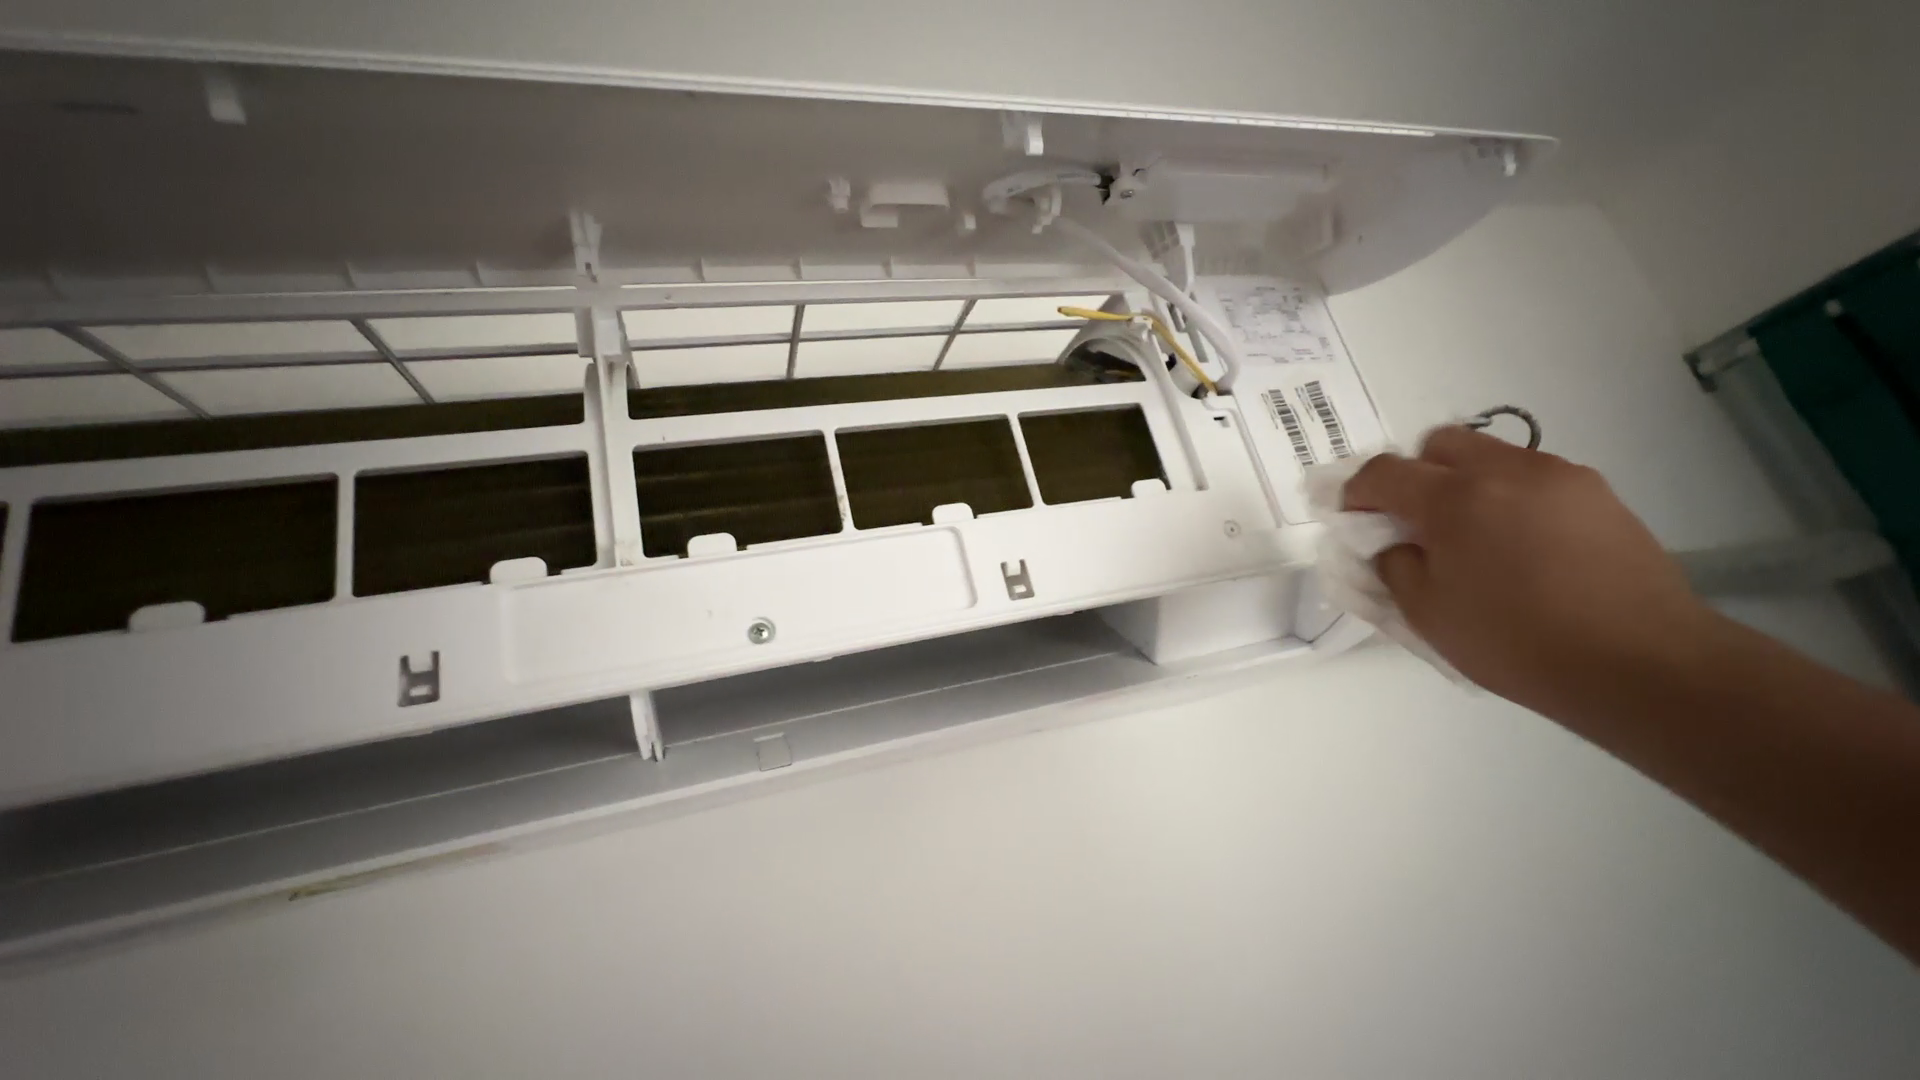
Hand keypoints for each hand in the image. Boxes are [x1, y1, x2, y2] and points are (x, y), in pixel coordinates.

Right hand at [1343, 426, 1712, 714]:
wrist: (1641, 663)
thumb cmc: (1517, 642)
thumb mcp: (1427, 614)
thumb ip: (1394, 566)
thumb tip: (1393, 544)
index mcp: (1453, 499)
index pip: (1384, 472)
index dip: (1356, 490)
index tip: (1351, 515)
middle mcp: (1504, 471)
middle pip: (1440, 443)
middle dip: (1415, 473)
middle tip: (1415, 521)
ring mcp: (1558, 477)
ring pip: (1491, 456)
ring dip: (1465, 483)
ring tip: (1474, 538)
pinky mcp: (1598, 494)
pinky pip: (1534, 478)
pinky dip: (1510, 498)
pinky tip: (1522, 548)